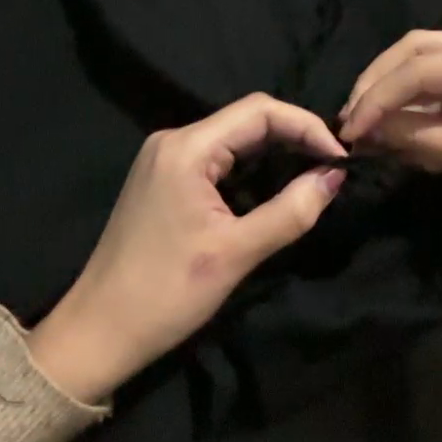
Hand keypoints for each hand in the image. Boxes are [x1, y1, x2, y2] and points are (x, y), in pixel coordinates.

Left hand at [27, 94, 346, 403]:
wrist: (100, 330)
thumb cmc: (166, 293)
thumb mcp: (236, 253)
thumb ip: (291, 211)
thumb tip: (335, 177)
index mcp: (186, 148)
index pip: (259, 111)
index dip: (306, 125)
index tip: (341, 157)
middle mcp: (173, 141)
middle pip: (246, 119)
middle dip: (294, 137)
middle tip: (334, 167)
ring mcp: (165, 160)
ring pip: (233, 139)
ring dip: (275, 152)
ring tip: (315, 175)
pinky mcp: (164, 180)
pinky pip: (217, 159)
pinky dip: (251, 169)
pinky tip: (276, 187)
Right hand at [338, 31, 441, 240]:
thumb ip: (417, 136)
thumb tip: (365, 130)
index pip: (422, 66)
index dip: (379, 95)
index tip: (349, 129)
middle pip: (420, 52)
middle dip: (381, 84)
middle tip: (350, 120)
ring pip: (428, 69)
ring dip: (397, 98)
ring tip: (369, 134)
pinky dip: (419, 113)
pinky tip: (401, 140)